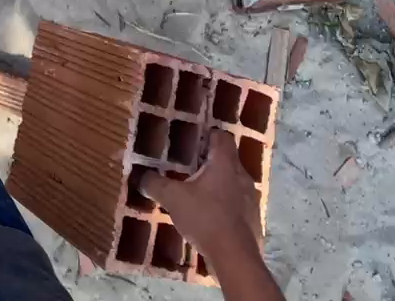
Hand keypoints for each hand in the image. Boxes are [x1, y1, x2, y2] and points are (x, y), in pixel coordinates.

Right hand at [139, 130, 283, 299]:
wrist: (236, 259)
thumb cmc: (205, 218)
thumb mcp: (172, 198)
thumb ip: (155, 183)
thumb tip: (141, 176)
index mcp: (225, 163)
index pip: (222, 137)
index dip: (208, 135)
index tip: (193, 140)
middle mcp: (242, 176)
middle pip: (228, 159)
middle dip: (210, 161)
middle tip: (189, 166)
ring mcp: (251, 199)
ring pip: (233, 182)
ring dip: (218, 184)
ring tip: (198, 192)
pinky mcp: (253, 220)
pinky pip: (238, 203)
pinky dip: (225, 204)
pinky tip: (210, 216)